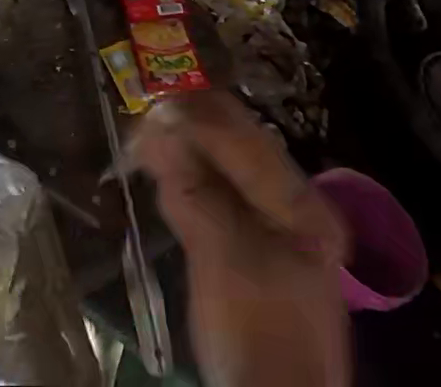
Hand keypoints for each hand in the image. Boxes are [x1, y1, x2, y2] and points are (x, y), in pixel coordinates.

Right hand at [130, 91, 350, 386]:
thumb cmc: (257, 333)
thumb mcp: (224, 261)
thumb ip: (193, 193)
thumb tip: (152, 129)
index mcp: (302, 206)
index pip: (245, 142)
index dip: (197, 120)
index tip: (150, 107)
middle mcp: (289, 200)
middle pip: (233, 142)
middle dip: (186, 124)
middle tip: (139, 114)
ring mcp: (264, 215)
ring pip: (216, 158)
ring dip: (177, 142)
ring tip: (139, 136)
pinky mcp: (239, 230)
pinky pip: (205, 182)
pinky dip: (176, 168)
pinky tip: (152, 163)